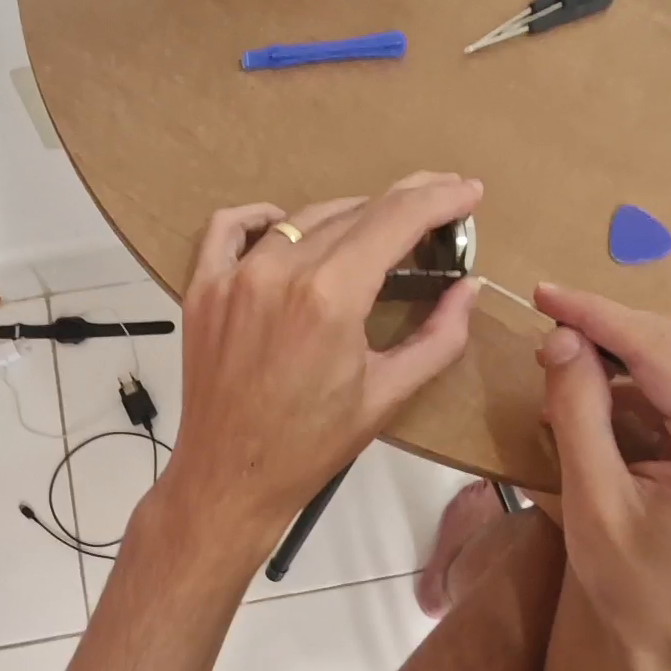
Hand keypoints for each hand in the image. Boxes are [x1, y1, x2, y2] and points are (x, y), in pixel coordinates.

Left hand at [156, 173, 484, 541]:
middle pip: (353, 213)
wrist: (231, 479)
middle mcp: (279, 272)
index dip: (439, 198)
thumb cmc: (311, 448)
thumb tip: (468, 288)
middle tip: (433, 213)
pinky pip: (228, 229)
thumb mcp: (386, 396)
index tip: (467, 192)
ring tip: (372, 231)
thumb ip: (439, 338)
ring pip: (301, 220)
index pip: (395, 220)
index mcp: (331, 297)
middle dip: (402, 205)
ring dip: (345, 216)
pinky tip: (285, 226)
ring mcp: (233, 277)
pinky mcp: (203, 290)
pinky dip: (262, 218)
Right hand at [534, 285, 670, 670]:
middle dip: (613, 330)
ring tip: (564, 370)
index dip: (598, 316)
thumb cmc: (638, 594)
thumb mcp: (594, 505)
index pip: (663, 351)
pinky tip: (600, 400)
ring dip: (628, 355)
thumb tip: (559, 340)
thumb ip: (578, 415)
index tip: (543, 293)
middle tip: (547, 333)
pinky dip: (645, 386)